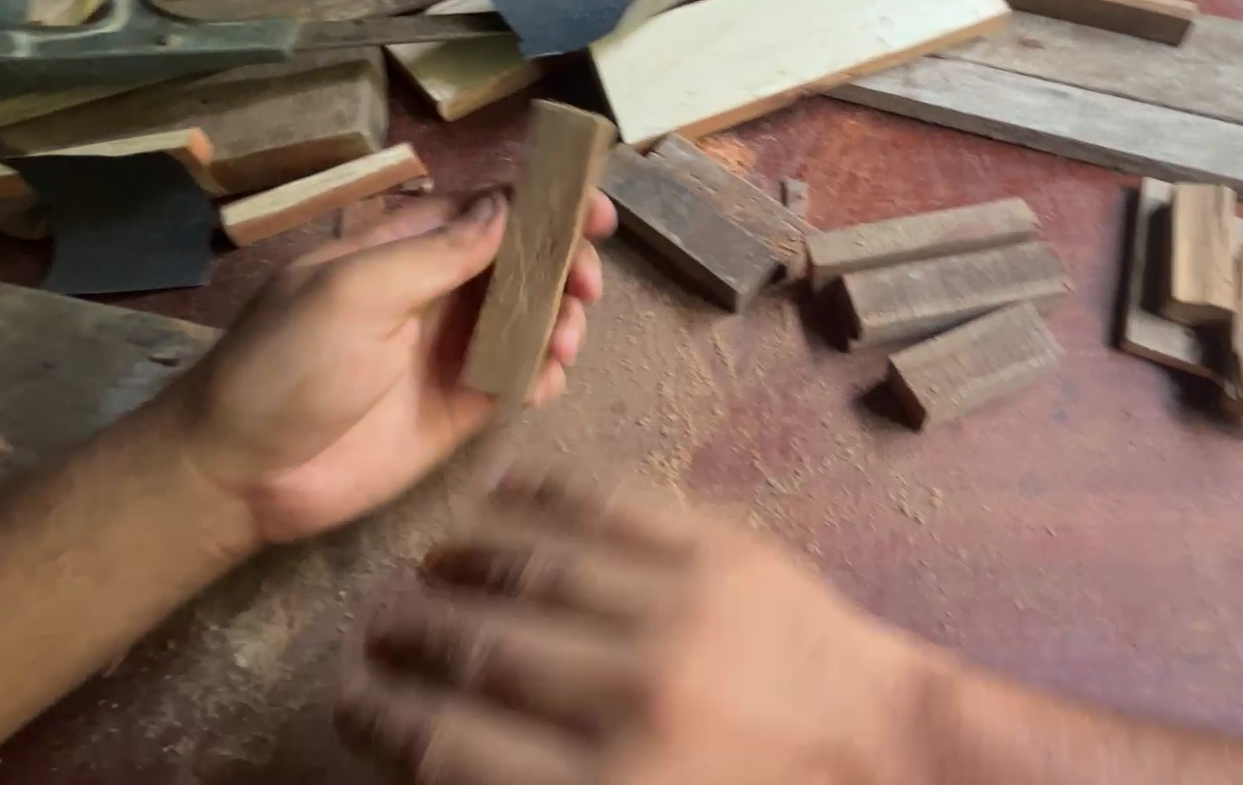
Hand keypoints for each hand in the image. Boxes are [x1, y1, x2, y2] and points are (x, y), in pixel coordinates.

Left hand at [159, 192, 616, 545]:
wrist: (247, 477)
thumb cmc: (289, 366)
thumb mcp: (354, 293)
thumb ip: (436, 251)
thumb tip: (506, 207)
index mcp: (412, 249)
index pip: (492, 210)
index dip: (547, 204)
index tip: (596, 215)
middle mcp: (444, 290)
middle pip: (529, 261)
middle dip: (569, 267)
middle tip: (586, 289)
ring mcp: (460, 346)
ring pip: (538, 316)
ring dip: (564, 322)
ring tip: (561, 346)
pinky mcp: (471, 400)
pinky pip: (526, 375)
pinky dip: (547, 374)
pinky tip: (541, 385)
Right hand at [334, 464, 931, 784]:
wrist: (888, 750)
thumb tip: (453, 760)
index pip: (454, 750)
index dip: (388, 722)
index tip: (353, 699)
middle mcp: (629, 697)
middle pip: (483, 653)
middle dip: (415, 642)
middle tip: (378, 630)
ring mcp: (676, 607)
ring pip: (536, 569)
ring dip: (467, 563)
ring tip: (427, 564)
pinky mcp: (716, 549)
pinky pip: (611, 505)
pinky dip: (549, 490)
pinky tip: (505, 486)